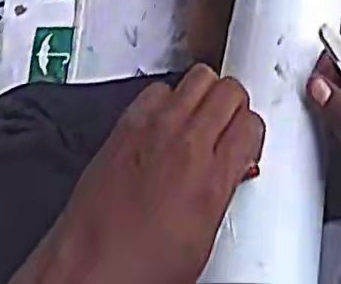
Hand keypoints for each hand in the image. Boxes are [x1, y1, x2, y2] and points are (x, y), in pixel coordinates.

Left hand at [12, 66, 263, 283]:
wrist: (89, 266)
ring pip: (199, 76)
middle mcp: (186, 143)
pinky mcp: (128, 120)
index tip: (245, 137)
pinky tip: (166, 118)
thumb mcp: (204, 236)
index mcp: (212, 179)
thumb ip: (224, 187)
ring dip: (205, 92)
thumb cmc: (140, 267)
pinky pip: (159, 88)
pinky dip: (167, 97)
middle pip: (229, 90)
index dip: (251, 130)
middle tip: (227, 121)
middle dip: (234, 104)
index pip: (251, 124)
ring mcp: (155, 126)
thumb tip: (233, 165)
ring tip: (200, 113)